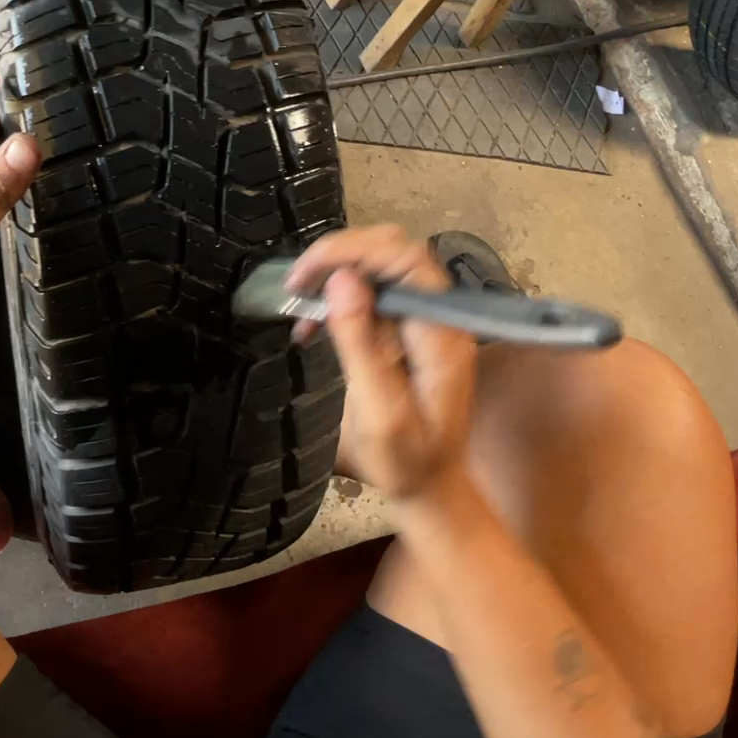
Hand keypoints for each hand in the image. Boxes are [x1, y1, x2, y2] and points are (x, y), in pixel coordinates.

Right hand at [287, 225, 477, 500]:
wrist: (428, 486)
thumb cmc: (406, 460)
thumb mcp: (379, 411)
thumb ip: (361, 344)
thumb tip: (342, 280)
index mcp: (440, 332)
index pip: (405, 259)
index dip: (355, 251)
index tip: (308, 272)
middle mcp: (436, 315)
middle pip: (392, 251)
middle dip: (339, 256)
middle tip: (297, 284)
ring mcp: (422, 319)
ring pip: (378, 265)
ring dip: (333, 274)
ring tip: (297, 302)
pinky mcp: (404, 327)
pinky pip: (370, 290)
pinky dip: (335, 296)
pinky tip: (310, 321)